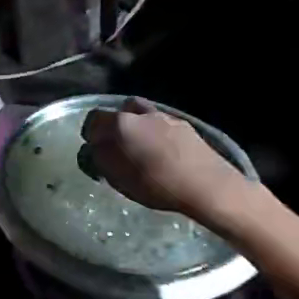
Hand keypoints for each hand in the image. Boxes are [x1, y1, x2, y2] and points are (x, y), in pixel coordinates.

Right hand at [81, 99, 245, 217]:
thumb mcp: (118, 178)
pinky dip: (155, 133)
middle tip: (114, 146)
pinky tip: (161, 153)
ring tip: (138, 147)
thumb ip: (100, 159)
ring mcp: (165, 117)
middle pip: (119, 112)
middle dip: (113, 126)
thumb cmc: (156, 184)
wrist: (208, 186)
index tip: (92, 147)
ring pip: (142, 115)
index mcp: (121, 123)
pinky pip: (161, 124)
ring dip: (136, 126)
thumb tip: (94, 149)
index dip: (90, 133)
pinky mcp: (185, 126)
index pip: (94, 118)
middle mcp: (141, 114)